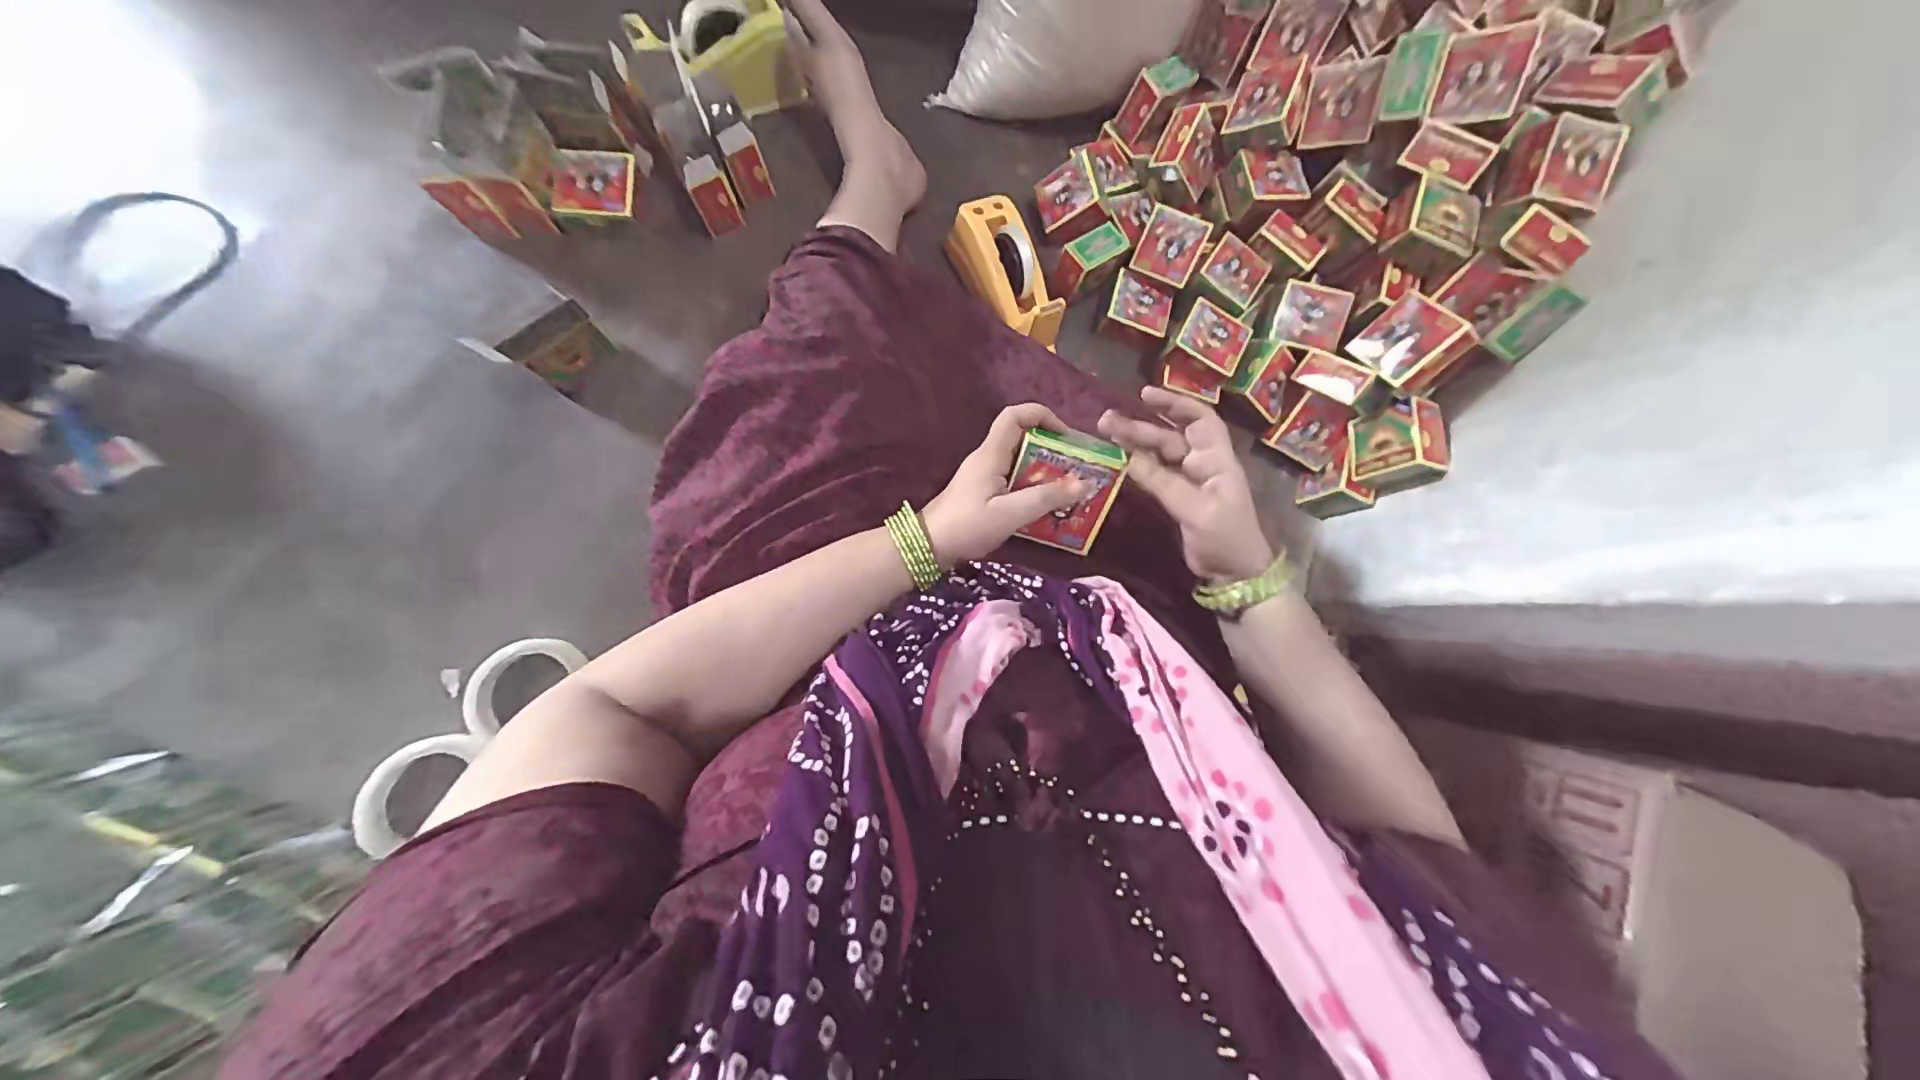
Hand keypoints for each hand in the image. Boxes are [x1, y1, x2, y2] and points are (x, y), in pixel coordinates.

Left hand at [922, 404, 1087, 564]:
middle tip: (1076, 470)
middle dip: (1052, 451)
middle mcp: (987, 459)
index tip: (1066, 437)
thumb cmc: (966, 526)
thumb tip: (1083, 484)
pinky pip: (1013, 481)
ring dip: (1045, 473)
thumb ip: (1046, 498)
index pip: (1015, 416)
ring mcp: (984, 476)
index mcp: (990, 454)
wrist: (928, 548)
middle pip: (1023, 439)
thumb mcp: (1010, 514)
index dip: (1043, 416)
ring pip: (1020, 462)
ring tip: (1069, 491)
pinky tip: (1047, 509)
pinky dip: (1032, 489)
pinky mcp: (983, 493)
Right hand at [1098, 387, 1274, 583]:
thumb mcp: (1195, 510)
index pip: (1198, 419)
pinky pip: (1155, 474)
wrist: (1235, 574)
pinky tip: (1118, 460)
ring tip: (1106, 433)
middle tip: (1106, 420)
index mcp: (1216, 460)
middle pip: (1171, 436)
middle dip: (1141, 425)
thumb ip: (1162, 483)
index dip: (1173, 403)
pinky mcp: (1179, 498)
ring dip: (1135, 443)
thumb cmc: (1225, 538)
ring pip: (1160, 454)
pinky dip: (1138, 465)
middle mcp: (1203, 463)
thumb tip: (1127, 457)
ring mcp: (1190, 481)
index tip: (1143, 395)